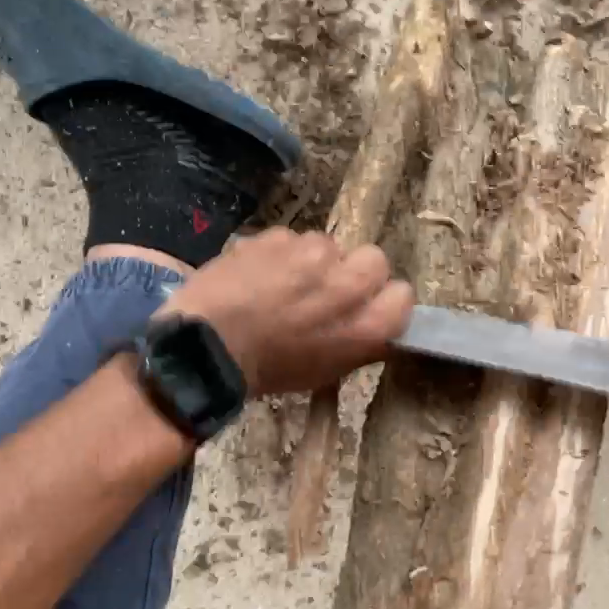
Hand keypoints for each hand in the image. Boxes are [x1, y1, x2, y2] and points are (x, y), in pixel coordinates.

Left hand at [158, 229, 413, 396]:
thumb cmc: (269, 370)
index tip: (364, 308)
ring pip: (329, 246)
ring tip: (283, 283)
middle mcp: (349, 284)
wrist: (205, 348)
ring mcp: (312, 255)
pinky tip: (258, 275)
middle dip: (355, 271)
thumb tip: (378, 322)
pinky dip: (280, 254)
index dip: (383, 300)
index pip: (402, 294)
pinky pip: (291, 239)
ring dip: (314, 261)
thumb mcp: (326, 372)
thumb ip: (362, 343)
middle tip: (327, 290)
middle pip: (375, 260)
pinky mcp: (278, 237)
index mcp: (367, 325)